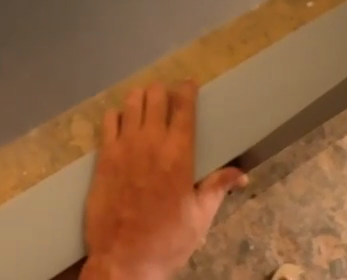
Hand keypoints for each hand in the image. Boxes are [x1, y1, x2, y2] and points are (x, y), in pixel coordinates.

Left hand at [81, 82, 246, 279]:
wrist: (123, 262)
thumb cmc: (166, 242)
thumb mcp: (199, 219)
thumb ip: (217, 188)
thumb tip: (242, 174)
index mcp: (178, 154)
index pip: (184, 107)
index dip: (187, 90)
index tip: (189, 84)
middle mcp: (151, 142)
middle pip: (156, 95)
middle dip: (163, 92)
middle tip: (166, 100)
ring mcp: (124, 146)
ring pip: (132, 101)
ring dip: (140, 99)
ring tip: (145, 107)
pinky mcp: (104, 156)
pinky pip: (109, 120)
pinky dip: (117, 116)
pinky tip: (122, 124)